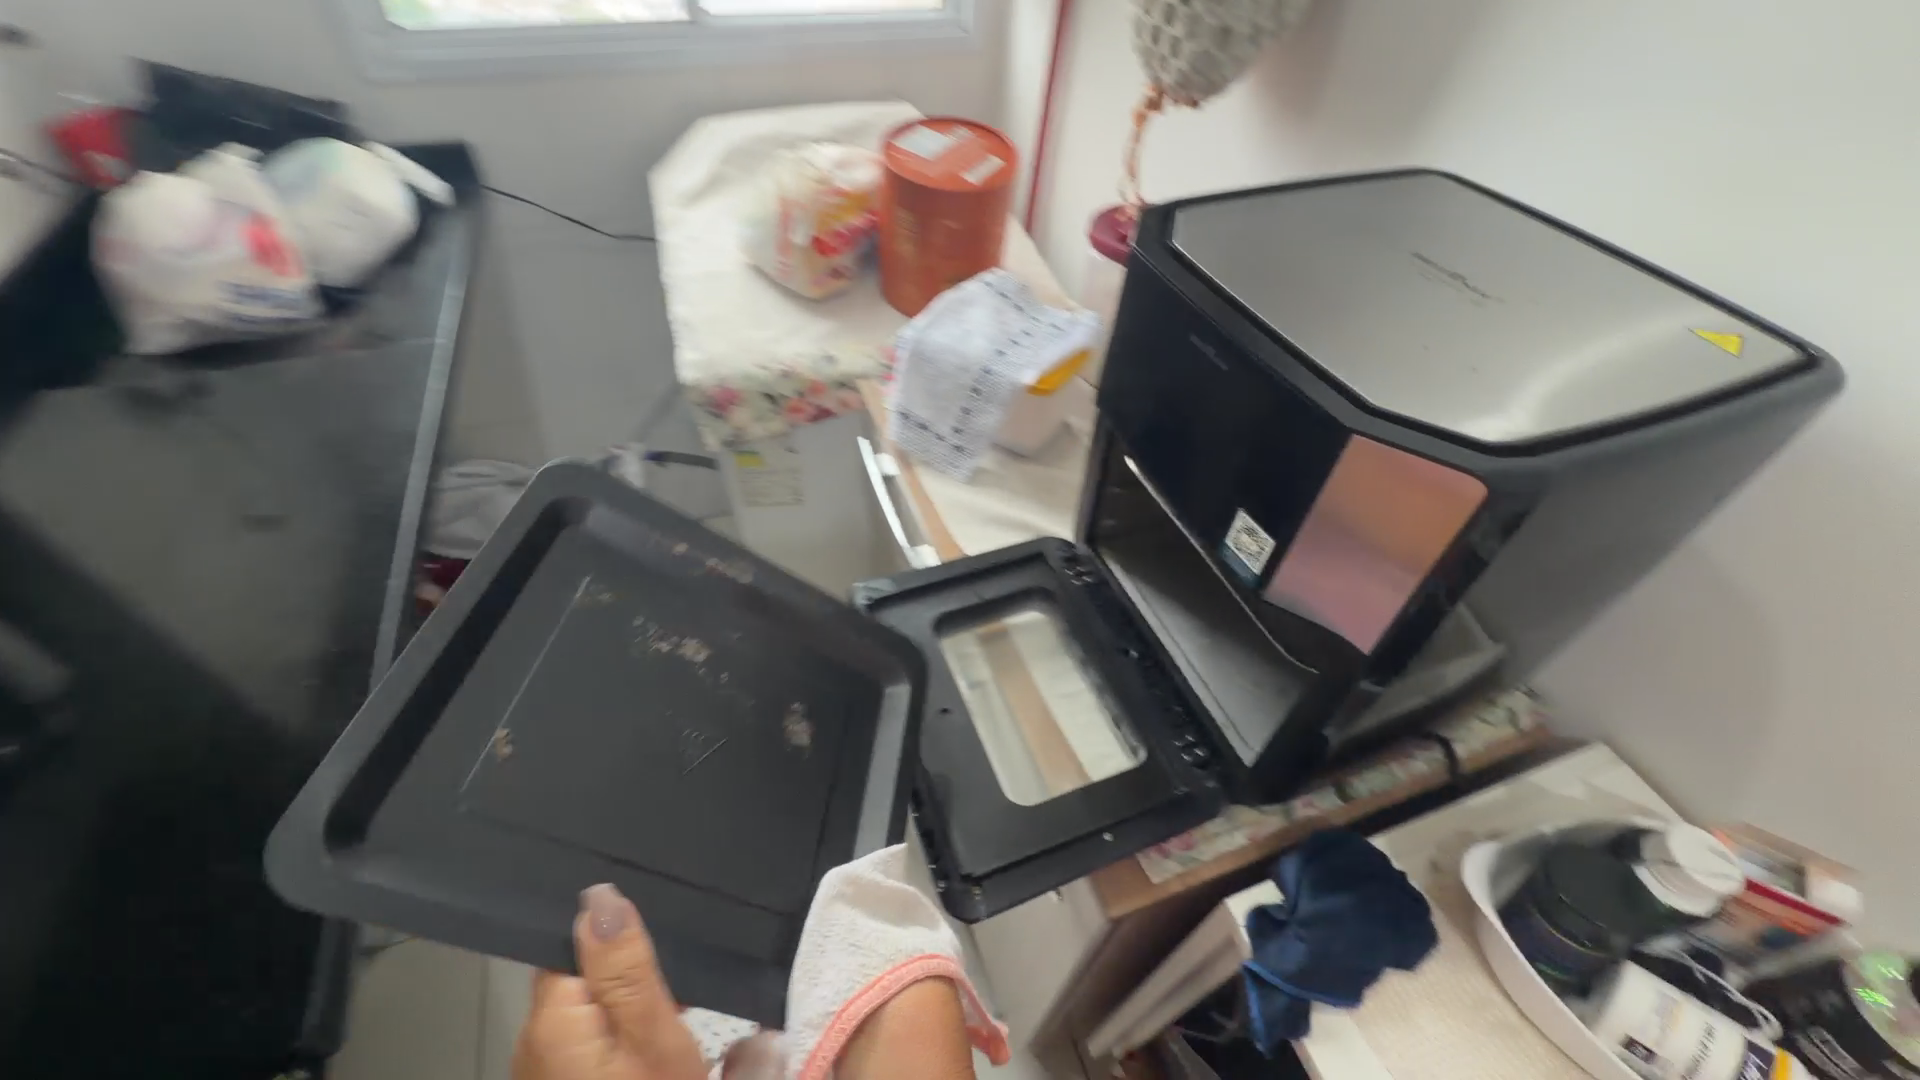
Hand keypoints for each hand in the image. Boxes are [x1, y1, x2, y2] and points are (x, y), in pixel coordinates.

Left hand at [512, 884, 709, 1079]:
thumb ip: (624, 966)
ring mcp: (547, 1068)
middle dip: (625, 956)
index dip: (612, 922)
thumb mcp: (652, 1033)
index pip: (570, 939)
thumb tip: (599, 894)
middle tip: (681, 955)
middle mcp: (534, 1041)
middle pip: (579, 970)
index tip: (659, 917)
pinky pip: (591, 1032)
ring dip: (627, 989)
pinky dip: (622, 1020)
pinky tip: (660, 1026)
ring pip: (588, 1001)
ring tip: (679, 986)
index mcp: (550, 1018)